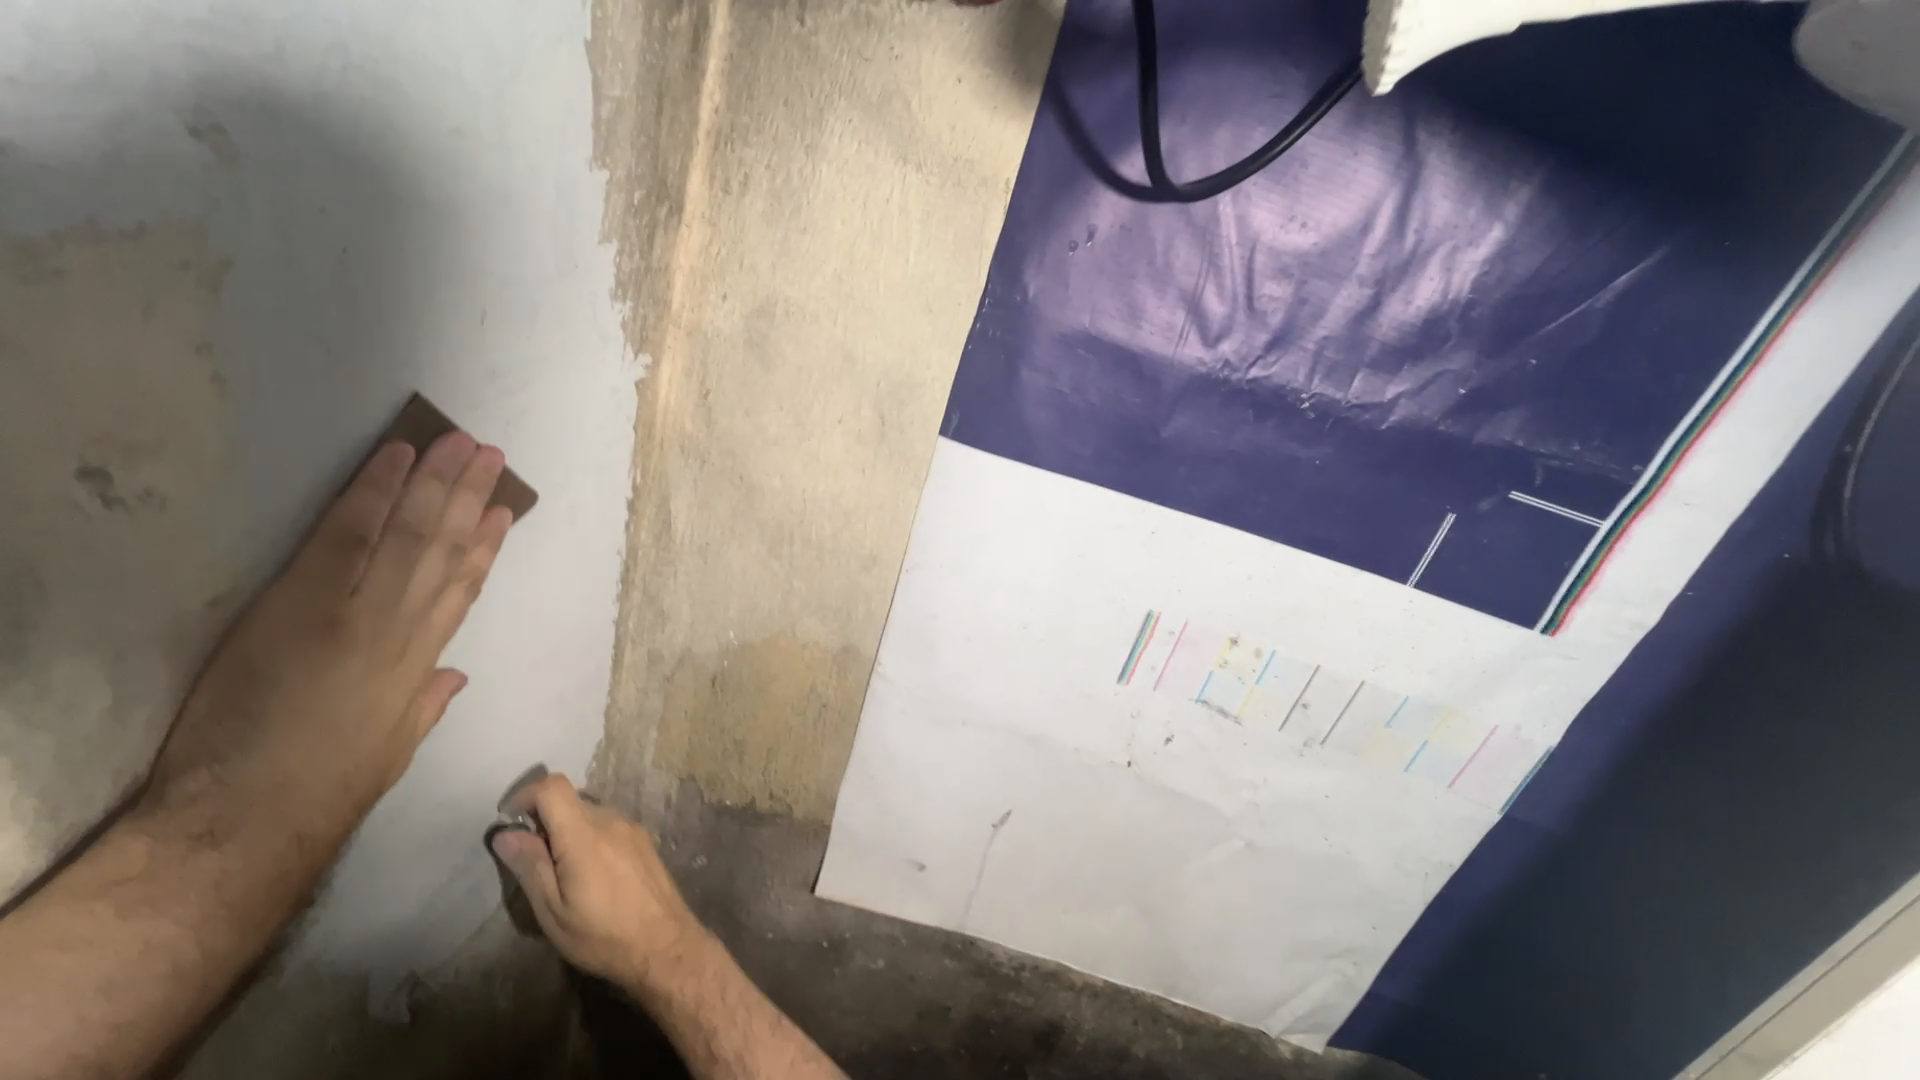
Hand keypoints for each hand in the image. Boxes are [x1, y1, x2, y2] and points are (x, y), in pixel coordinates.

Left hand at [144, 432, 514, 833]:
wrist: (253, 814)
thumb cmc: (325, 788)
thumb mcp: (394, 749)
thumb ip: (428, 703)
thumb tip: (455, 675)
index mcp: (420, 661)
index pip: (463, 589)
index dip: (487, 547)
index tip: (504, 512)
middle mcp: (402, 627)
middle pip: (443, 548)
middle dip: (468, 496)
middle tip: (488, 454)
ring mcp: (356, 610)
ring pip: (410, 533)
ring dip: (436, 483)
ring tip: (457, 443)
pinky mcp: (303, 602)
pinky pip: (347, 535)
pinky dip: (373, 493)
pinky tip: (395, 460)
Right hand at [488, 774, 708, 992]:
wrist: (664, 945)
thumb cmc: (601, 934)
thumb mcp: (552, 910)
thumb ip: (530, 866)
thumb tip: (504, 833)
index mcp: (584, 833)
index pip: (553, 786)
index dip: (525, 795)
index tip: (509, 822)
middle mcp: (612, 820)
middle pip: (571, 800)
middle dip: (544, 820)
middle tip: (532, 860)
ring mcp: (633, 829)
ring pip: (590, 813)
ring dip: (568, 831)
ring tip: (561, 874)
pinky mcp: (645, 841)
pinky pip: (609, 826)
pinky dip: (590, 838)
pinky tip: (591, 875)